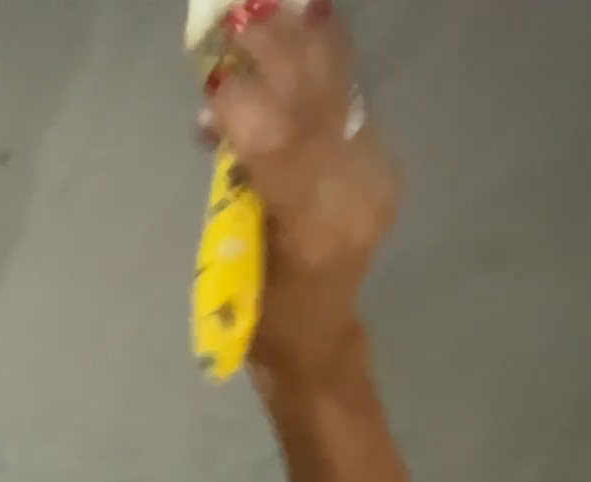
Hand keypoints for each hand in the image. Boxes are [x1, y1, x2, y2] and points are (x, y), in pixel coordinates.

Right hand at [199, 2, 397, 364]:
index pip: (284, 152)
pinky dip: (323, 65)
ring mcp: (374, 175)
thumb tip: (217, 121)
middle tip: (239, 23)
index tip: (214, 79)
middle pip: (318, 108)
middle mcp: (357, 194)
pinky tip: (305, 30)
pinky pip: (349, 102)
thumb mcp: (232, 268)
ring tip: (271, 12)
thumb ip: (232, 193)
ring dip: (304, 47)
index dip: (249, 108)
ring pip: (340, 95)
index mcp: (314, 231)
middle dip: (279, 59)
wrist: (317, 340)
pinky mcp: (376, 164)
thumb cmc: (262, 320)